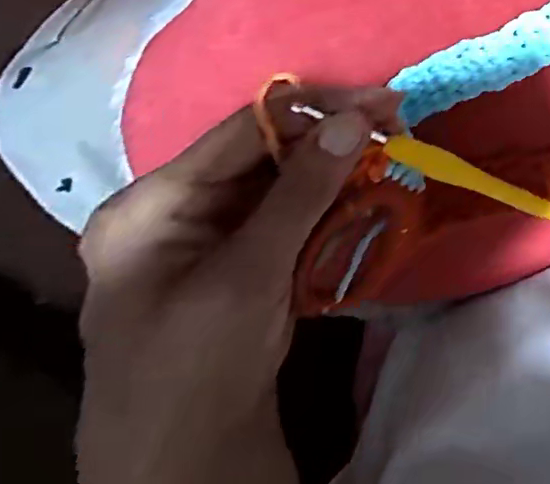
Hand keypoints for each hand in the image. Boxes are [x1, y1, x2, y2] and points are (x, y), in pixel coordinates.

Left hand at [76, 84, 400, 483]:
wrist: (183, 462)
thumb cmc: (196, 364)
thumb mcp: (249, 274)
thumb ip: (303, 189)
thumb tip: (356, 116)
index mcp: (153, 202)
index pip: (246, 129)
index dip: (319, 108)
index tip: (386, 100)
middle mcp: (176, 204)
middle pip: (267, 148)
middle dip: (333, 137)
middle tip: (396, 127)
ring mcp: (206, 229)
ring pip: (284, 176)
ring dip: (338, 167)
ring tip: (391, 156)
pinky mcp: (236, 252)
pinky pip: (288, 207)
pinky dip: (329, 198)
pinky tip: (365, 192)